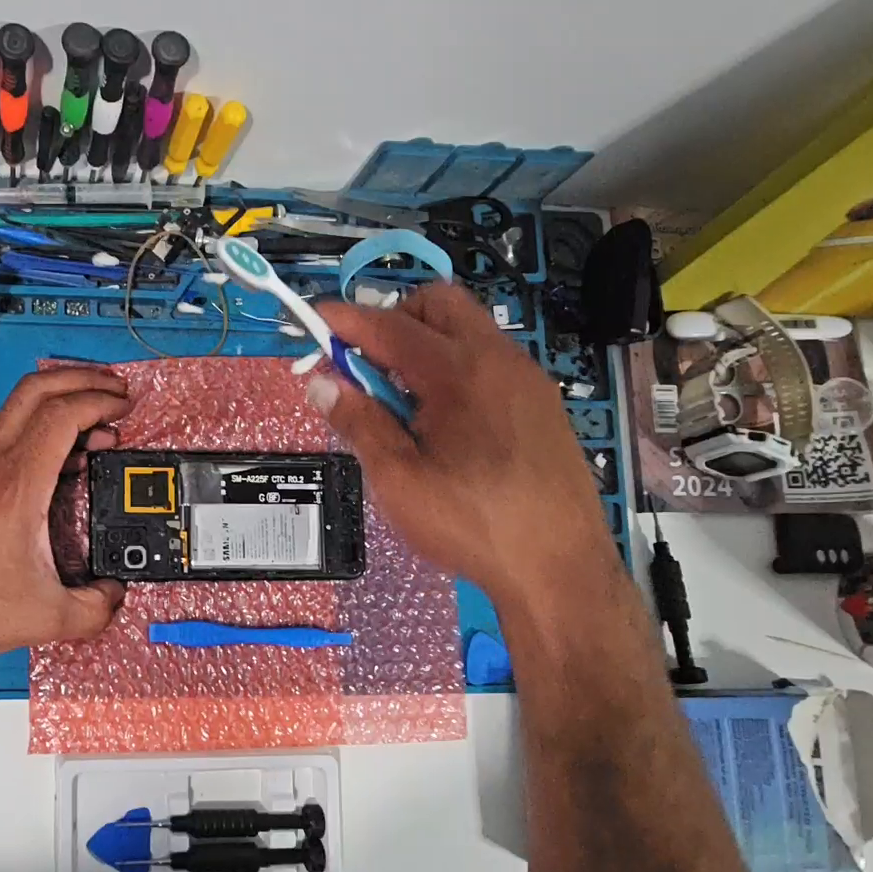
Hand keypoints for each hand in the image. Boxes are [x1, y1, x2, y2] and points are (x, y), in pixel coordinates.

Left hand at [0, 368, 131, 661]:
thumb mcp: (46, 618)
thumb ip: (95, 608)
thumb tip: (113, 595)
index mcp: (16, 484)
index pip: (62, 414)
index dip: (101, 401)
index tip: (125, 406)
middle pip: (36, 389)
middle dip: (82, 380)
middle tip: (114, 391)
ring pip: (16, 407)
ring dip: (58, 404)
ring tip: (93, 429)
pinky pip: (4, 433)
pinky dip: (36, 428)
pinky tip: (57, 461)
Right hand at [309, 285, 615, 602]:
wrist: (560, 567)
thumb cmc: (472, 523)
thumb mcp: (399, 479)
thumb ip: (359, 422)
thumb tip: (321, 382)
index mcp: (459, 372)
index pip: (389, 325)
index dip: (345, 320)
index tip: (312, 320)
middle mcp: (498, 359)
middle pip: (437, 304)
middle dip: (391, 319)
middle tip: (363, 367)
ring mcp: (526, 379)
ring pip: (466, 330)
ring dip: (422, 344)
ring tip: (399, 403)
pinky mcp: (540, 403)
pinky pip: (486, 360)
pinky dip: (451, 368)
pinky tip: (441, 423)